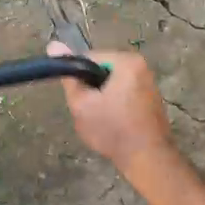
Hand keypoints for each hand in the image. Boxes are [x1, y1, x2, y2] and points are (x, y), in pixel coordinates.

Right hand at [48, 42, 173, 168]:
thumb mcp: (82, 104)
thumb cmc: (112, 130)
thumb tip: (54, 45)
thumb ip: (69, 76)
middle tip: (88, 111)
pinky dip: (115, 105)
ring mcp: (149, 83)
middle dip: (91, 89)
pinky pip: (124, 94)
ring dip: (102, 98)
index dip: (77, 78)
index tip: (77, 98)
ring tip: (101, 120)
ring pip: (112, 84)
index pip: (88, 58)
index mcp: (127, 61)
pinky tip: (114, 124)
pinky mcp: (151, 99)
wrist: (147, 159)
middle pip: (101, 71)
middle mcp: (142, 66)